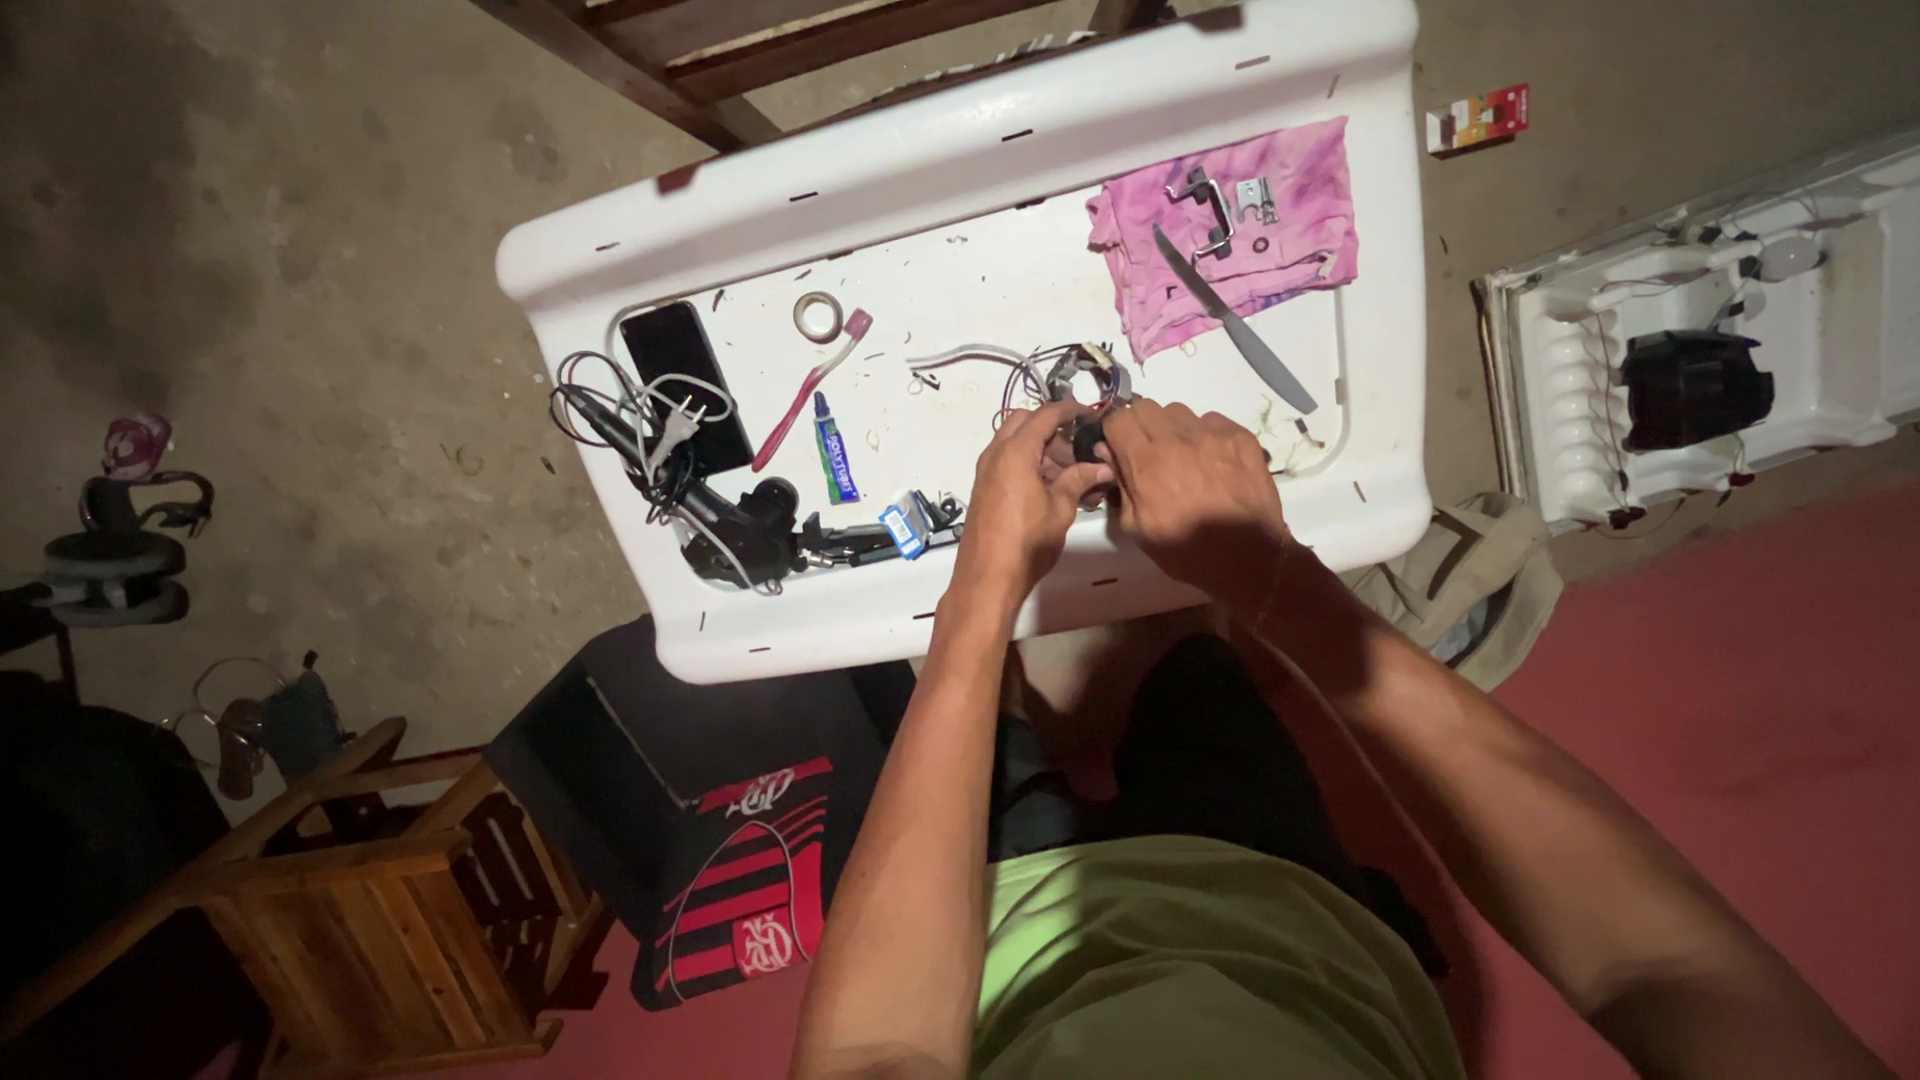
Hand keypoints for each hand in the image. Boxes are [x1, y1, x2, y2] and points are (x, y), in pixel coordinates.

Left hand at [951, 400, 1113, 612]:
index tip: (1090, 414)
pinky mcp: (984, 488)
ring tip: (1071, 475)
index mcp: (1015, 452)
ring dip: (1042, 449)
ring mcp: (986, 471)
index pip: (1044, 415)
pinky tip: (1052, 488)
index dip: (1070, 410)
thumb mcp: (1060, 509)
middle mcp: (995, 454)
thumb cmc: (1027, 542)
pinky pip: (1007, 462)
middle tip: (1077, 449)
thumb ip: (1078, 481)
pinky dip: (1029, 464)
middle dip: (1052, 429)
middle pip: (1024, 423)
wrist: (988, 577)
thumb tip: (1101, 467)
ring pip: (1015, 443)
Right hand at [1098, 399, 1298, 605]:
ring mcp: (1212, 434)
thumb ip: (1121, 483)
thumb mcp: (1137, 527)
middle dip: (1140, 427)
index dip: (1115, 433)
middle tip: (1149, 453)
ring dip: (1172, 429)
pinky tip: (1210, 461)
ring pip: (1178, 411)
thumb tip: (1108, 452)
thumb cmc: (1185, 550)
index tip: (1120, 449)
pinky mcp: (1240, 436)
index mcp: (1147, 463)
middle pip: (1146, 407)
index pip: (1118, 419)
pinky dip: (1203, 435)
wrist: (1248, 558)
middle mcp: (1178, 439)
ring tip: (1182, 457)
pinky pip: (1210, 420)